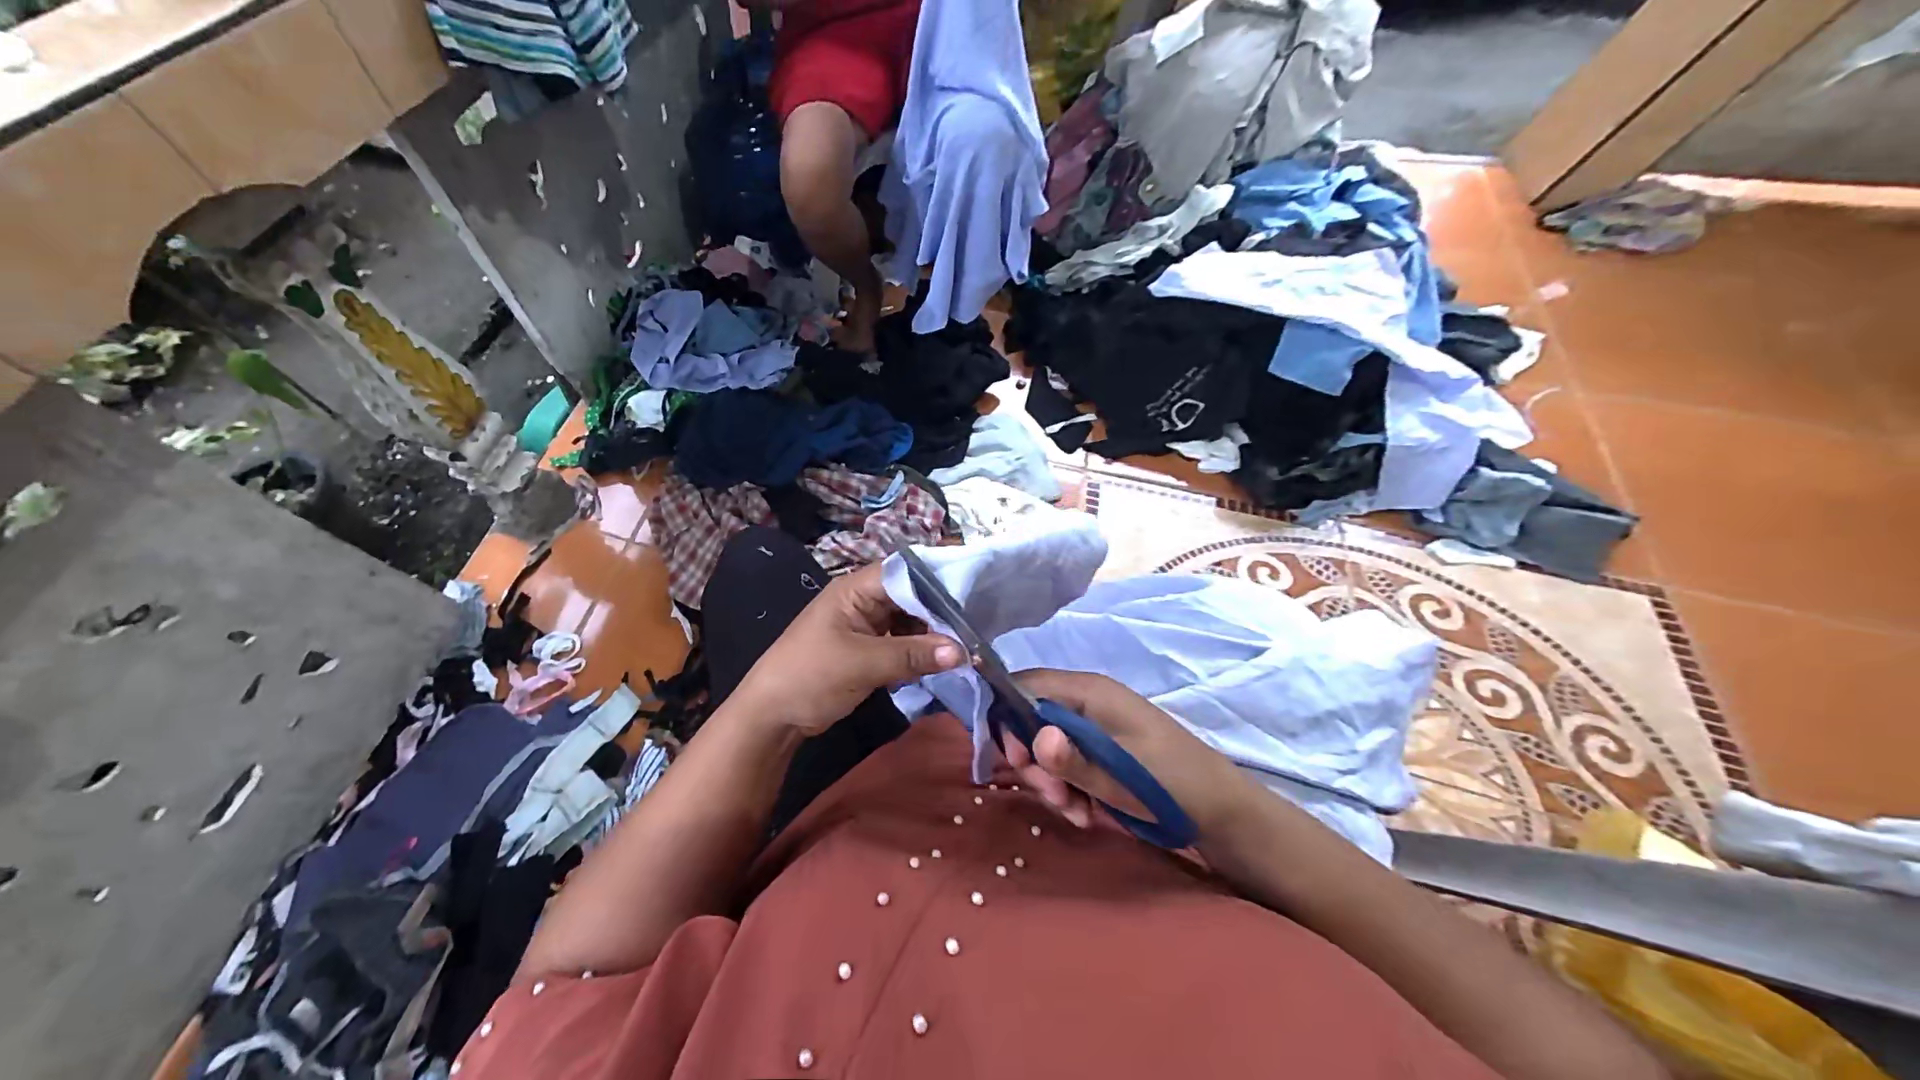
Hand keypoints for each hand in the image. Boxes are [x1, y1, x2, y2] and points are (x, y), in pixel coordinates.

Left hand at [723, 562, 964, 735]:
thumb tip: (964, 651)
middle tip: (978, 625)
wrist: (771, 716)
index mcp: (856, 589)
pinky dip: (923, 650)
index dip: (939, 580)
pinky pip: (905, 642)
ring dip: (935, 632)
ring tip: (969, 644)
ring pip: (911, 619)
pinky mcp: (870, 649)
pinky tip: (946, 659)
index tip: (975, 595)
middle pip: (912, 595)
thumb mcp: (863, 664)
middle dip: (942, 610)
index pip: (906, 572)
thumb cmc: (809, 676)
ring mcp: (867, 625)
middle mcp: (864, 600)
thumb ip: (913, 655)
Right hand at [997, 670, 1254, 838]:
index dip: (1008, 717)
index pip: (1026, 684)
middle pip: (1031, 719)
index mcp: (1090, 691)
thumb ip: (1073, 759)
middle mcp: (1087, 702)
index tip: (1016, 759)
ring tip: (1075, 811)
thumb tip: (1034, 738)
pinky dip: (1069, 789)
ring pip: (1047, 747)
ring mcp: (1095, 727)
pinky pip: (1068, 764)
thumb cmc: (1171, 783)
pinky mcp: (1102, 752)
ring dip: (1052, 782)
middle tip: (1053, 795)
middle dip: (1034, 761)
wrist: (1223, 812)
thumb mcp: (1119, 777)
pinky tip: (1086, 814)